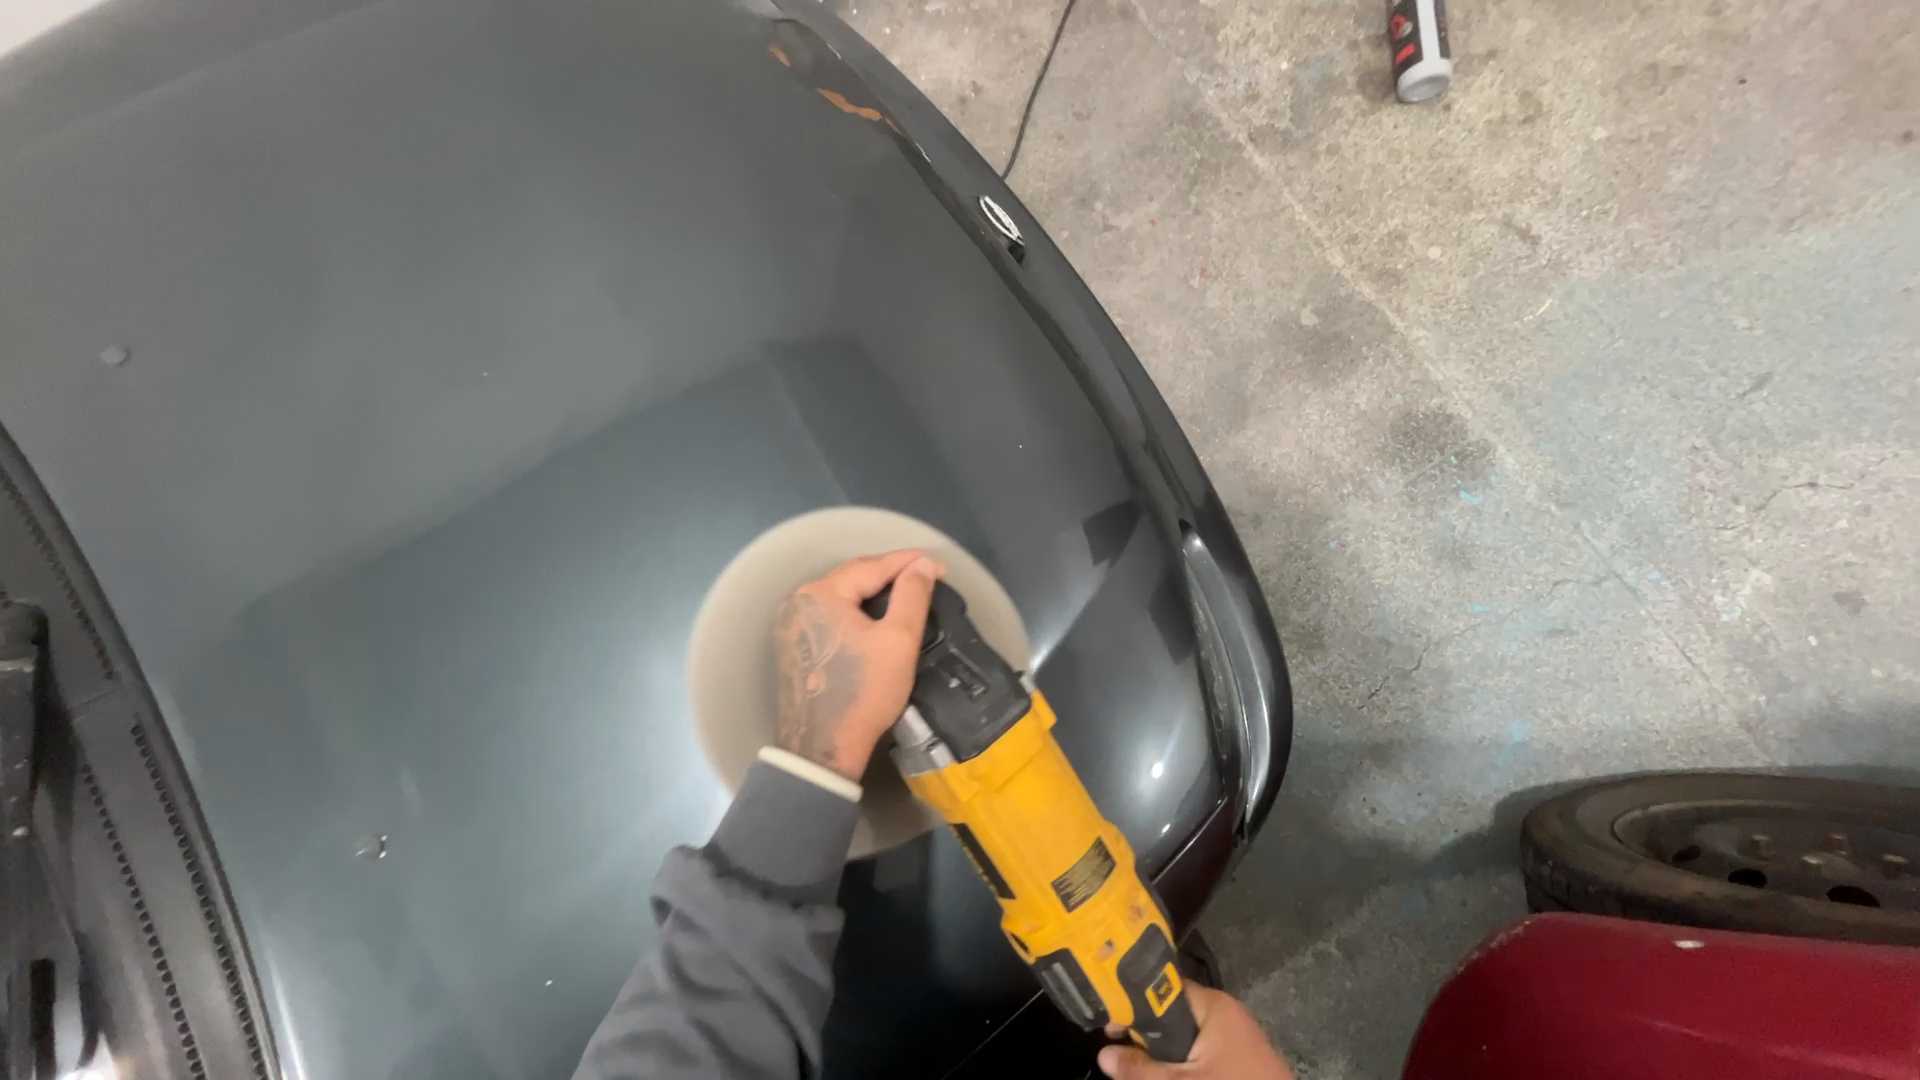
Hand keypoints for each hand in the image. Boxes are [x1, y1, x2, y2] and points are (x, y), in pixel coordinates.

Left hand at [773, 550, 945, 780]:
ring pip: (844, 598)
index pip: (872, 566)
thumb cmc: (863, 692)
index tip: (940, 566)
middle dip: (892, 575)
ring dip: (875, 594)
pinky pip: (833, 616)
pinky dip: (859, 612)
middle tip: (927, 578)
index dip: (909, 562)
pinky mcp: (796, 646)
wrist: (823, 749)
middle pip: (854, 578)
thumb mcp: (897, 640)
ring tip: (908, 594)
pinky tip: (879, 618)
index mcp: (820, 594)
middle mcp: (799, 602)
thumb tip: (924, 563)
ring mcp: (793, 625)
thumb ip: (912, 595)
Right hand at [1099, 987, 1293, 1079]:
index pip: (1162, 989)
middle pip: (1172, 1016)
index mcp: (1213, 1006)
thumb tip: (1103, 1055)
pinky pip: (1203, 1057)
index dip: (1133, 1005)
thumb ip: (1142, 1070)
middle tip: (1123, 1056)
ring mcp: (1236, 1040)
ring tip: (1144, 1073)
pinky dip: (1186, 1067)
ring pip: (1187, 1041)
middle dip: (1149, 1038)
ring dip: (1166, 1058)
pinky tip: (1172, 1078)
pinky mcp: (1242, 1064)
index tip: (1109, 1025)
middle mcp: (1225, 1014)